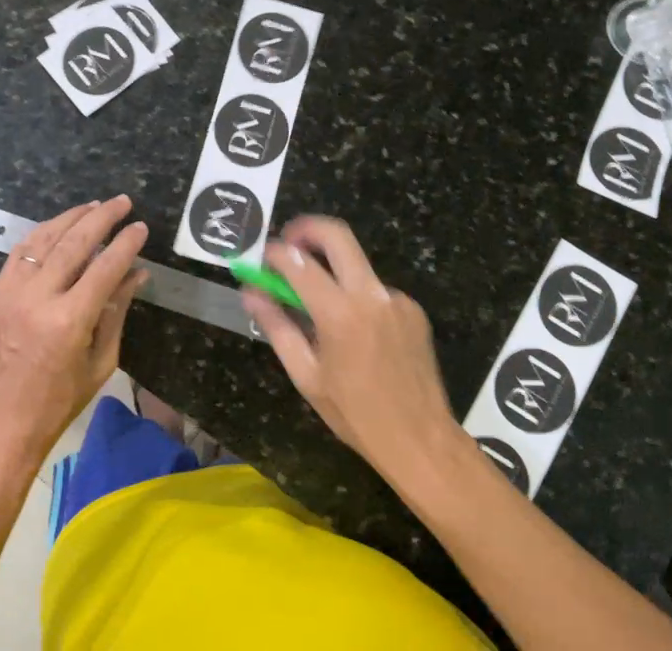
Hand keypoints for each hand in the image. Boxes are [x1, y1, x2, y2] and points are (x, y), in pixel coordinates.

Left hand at [0, 197, 147, 472]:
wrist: (4, 423)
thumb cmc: (60, 401)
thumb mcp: (101, 361)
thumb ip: (117, 311)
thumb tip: (136, 273)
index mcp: (69, 321)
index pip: (104, 267)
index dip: (126, 244)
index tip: (141, 227)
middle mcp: (38, 298)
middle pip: (74, 243)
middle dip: (101, 218)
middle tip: (122, 202)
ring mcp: (12, 293)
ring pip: (43, 239)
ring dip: (70, 218)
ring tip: (93, 206)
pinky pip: (20, 253)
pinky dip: (41, 234)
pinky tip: (58, 227)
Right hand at [241, 216, 461, 485]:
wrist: (420, 441)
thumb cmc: (354, 415)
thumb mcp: (306, 375)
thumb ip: (277, 327)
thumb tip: (251, 292)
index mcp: (339, 314)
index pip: (298, 262)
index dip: (274, 253)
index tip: (260, 258)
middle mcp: (371, 295)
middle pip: (337, 235)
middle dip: (307, 230)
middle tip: (287, 244)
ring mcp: (397, 300)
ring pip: (357, 266)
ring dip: (333, 272)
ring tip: (319, 310)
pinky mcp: (413, 310)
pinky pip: (376, 291)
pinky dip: (357, 299)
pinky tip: (354, 334)